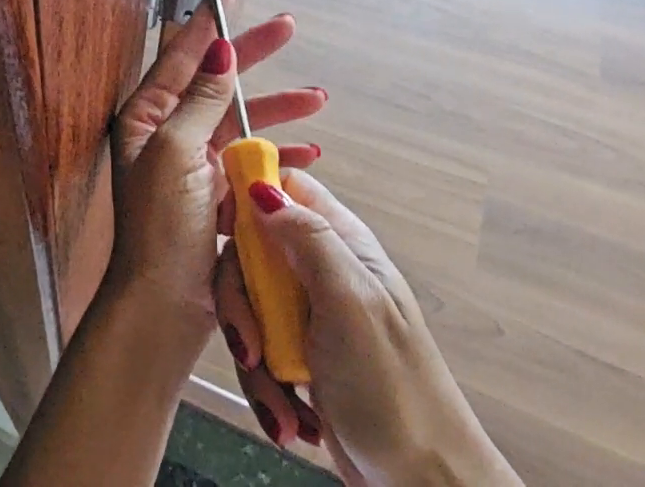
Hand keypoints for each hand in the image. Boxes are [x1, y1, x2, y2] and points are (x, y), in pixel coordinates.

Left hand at [105, 0, 325, 339]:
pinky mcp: (214, 192)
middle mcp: (167, 134)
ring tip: (316, 98)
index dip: (206, 23)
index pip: (180, 58)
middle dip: (252, 57)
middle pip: (216, 82)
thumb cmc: (160, 226)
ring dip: (276, 108)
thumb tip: (218, 51)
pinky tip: (307, 152)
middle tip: (287, 28)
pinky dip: (278, 153)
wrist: (164, 301)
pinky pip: (250, 160)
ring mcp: (192, 164)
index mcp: (146, 118)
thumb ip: (201, 102)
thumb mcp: (176, 153)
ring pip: (239, 120)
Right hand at [216, 171, 521, 485]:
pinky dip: (265, 385)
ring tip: (280, 397)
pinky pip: (256, 349)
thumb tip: (263, 187)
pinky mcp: (298, 353)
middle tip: (254, 344)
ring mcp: (308, 314)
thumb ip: (307, 238)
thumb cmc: (397, 393)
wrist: (420, 482)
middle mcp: (321, 271)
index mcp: (341, 246)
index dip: (246, 198)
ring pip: (247, 306)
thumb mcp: (350, 302)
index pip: (284, 189)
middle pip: (249, 253)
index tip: (223, 232)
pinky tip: (289, 412)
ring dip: (253, 358)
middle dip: (240, 304)